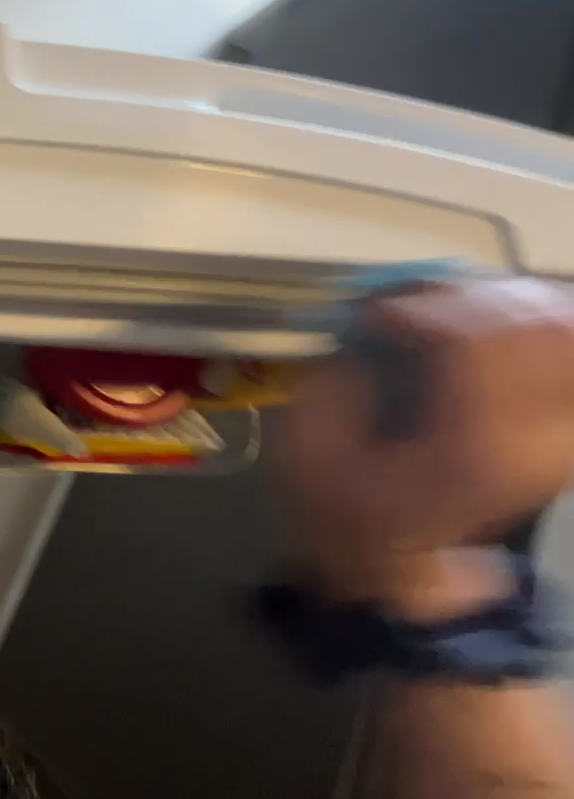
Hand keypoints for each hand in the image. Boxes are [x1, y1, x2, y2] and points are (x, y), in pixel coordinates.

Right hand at [274, 278, 573, 617]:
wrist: (401, 560)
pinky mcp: (564, 425)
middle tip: (408, 298)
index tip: (368, 311)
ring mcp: (565, 433)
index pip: (476, 343)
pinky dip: (528, 323)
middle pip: (542, 329)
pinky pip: (565, 355)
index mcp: (471, 447)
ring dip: (503, 304)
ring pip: (565, 335)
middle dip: (466, 297)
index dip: (418, 307)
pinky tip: (481, 317)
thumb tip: (369, 329)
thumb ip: (339, 382)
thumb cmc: (342, 505)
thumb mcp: (307, 446)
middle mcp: (543, 437)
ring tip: (443, 302)